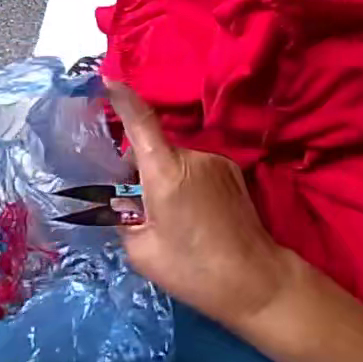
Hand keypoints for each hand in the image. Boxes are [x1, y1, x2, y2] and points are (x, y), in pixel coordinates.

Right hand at [108, 83, 295, 325]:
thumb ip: (124, 219)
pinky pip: (196, 168)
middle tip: (137, 206)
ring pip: (176, 161)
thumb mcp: (142, 251)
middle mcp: (193, 155)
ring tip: (171, 219)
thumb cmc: (193, 269)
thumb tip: (122, 204)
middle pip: (155, 149)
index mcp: (166, 171)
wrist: (255, 280)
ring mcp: (216, 161)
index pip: (141, 122)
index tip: (107, 80)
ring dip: (166, 178)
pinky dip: (186, 182)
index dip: (122, 98)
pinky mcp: (231, 171)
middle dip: (139, 170)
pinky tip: (194, 216)